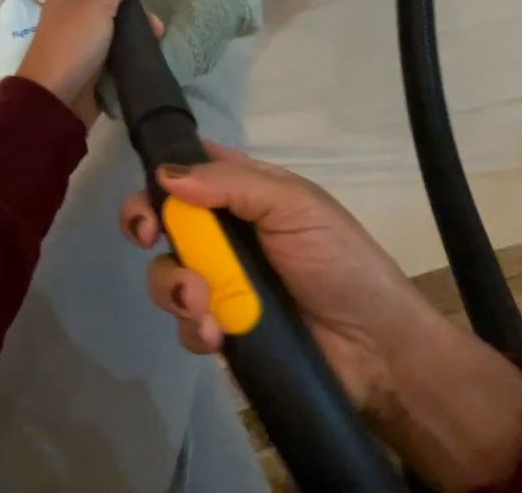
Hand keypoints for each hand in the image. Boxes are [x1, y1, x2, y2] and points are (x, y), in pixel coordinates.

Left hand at [15, 0, 159, 126]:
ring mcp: (81, 45)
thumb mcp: (94, 2)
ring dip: (135, 25)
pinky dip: (134, 50)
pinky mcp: (94, 69)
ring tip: (157, 29)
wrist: (58, 99)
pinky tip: (153, 49)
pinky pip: (118, 54)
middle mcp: (69, 17)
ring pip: (112, 26)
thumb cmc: (71, 43)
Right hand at [118, 144, 521, 491]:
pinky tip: (217, 335)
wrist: (378, 350)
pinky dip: (194, 328)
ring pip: (166, 273)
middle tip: (148, 237)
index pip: (185, 170)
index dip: (158, 175)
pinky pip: (185, 323)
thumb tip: (164, 174)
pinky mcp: (222, 329)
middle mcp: (223, 234)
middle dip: (143, 225)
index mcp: (241, 193)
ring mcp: (220, 283)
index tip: (148, 190)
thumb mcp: (295, 205)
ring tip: (202, 302)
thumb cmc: (341, 261)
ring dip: (174, 285)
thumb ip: (231, 183)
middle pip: (161, 219)